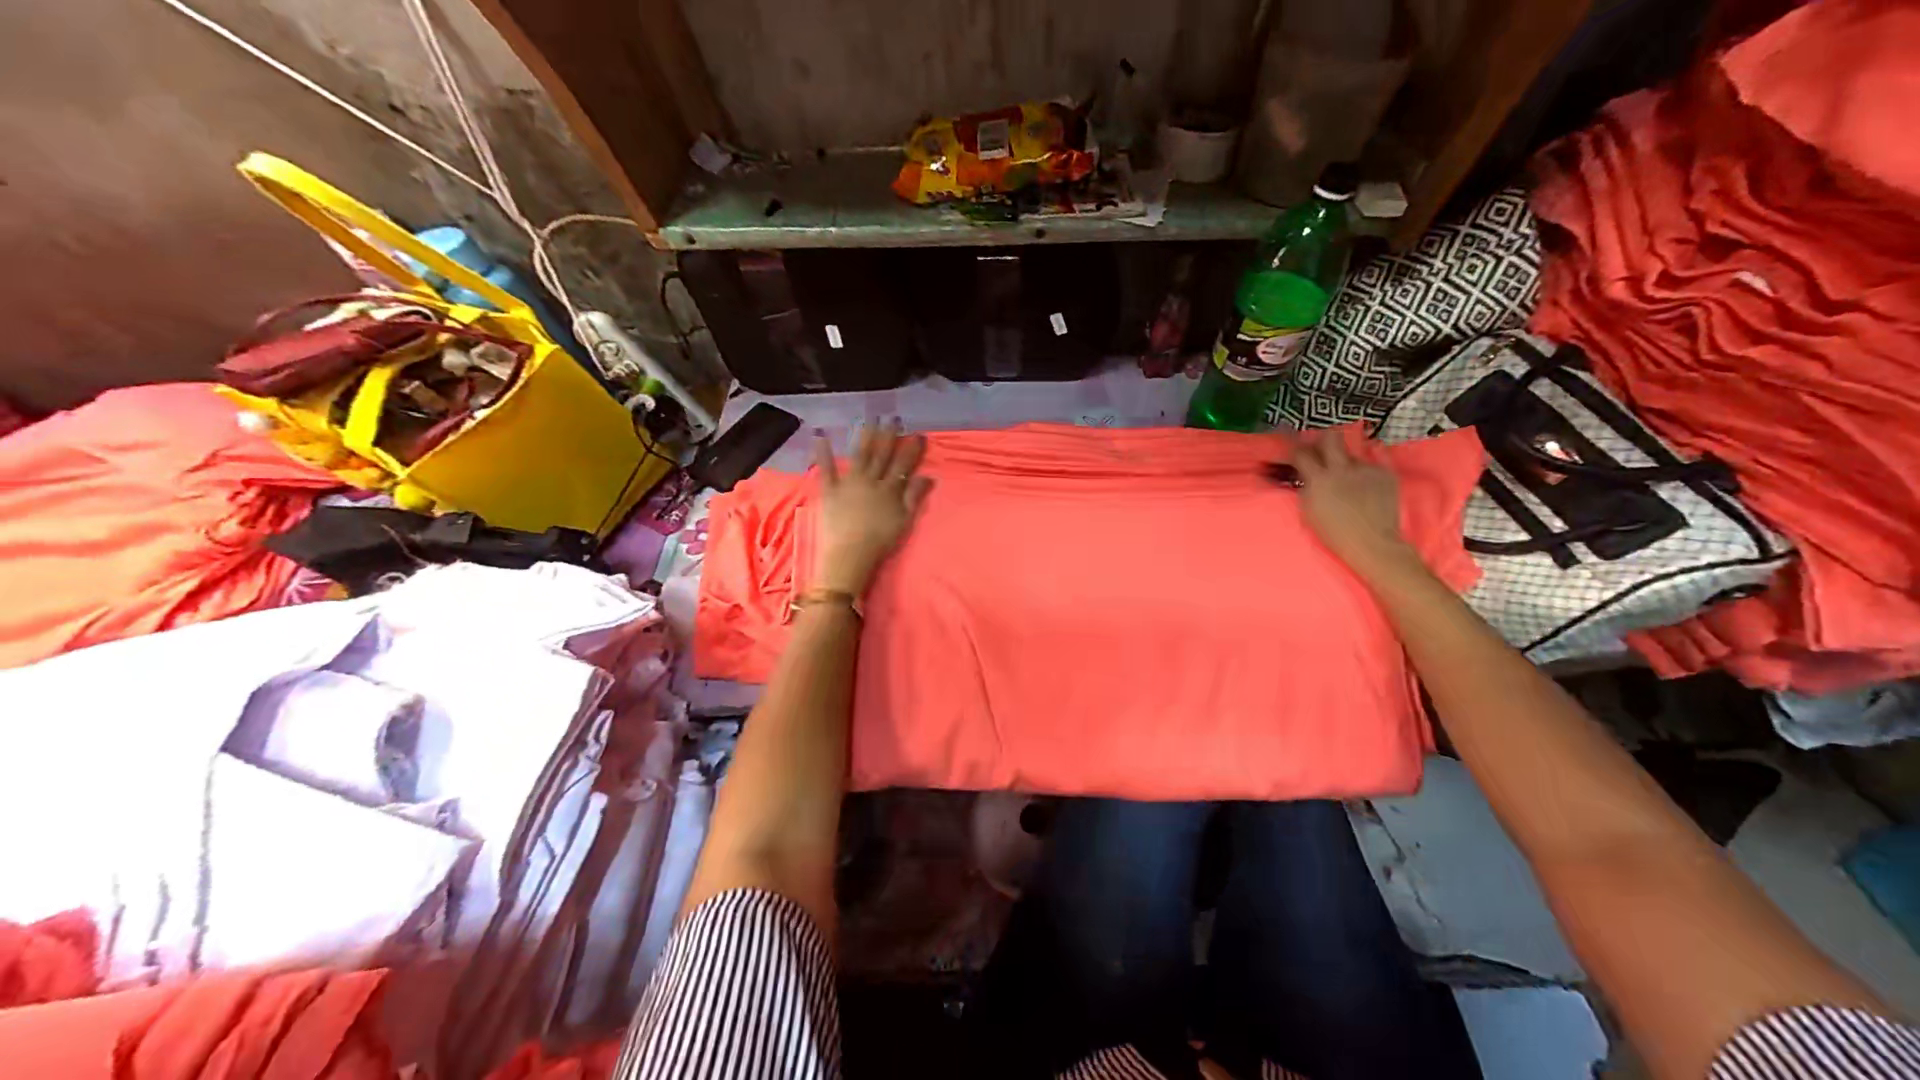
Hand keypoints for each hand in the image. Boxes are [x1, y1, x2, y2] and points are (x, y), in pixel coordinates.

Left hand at [812, 425, 933, 595]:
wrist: (850, 554)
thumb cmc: (881, 541)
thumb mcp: (905, 520)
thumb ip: (915, 496)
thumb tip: (927, 476)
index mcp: (889, 489)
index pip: (903, 464)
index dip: (911, 449)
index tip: (918, 434)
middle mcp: (870, 480)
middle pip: (882, 454)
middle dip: (888, 436)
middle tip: (892, 418)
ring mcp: (849, 483)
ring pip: (860, 455)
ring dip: (865, 437)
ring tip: (869, 420)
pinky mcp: (830, 490)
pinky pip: (826, 469)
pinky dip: (823, 452)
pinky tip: (821, 435)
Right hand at [1291, 430, 1423, 582]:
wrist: (1372, 543)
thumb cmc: (1334, 534)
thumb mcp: (1309, 511)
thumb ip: (1306, 487)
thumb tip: (1304, 474)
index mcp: (1319, 479)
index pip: (1301, 453)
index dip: (1294, 446)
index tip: (1292, 445)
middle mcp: (1342, 469)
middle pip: (1330, 438)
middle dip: (1322, 439)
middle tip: (1319, 448)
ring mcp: (1366, 468)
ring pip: (1352, 451)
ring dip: (1345, 458)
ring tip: (1346, 471)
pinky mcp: (1386, 472)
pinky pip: (1377, 454)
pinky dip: (1370, 457)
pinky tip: (1365, 466)